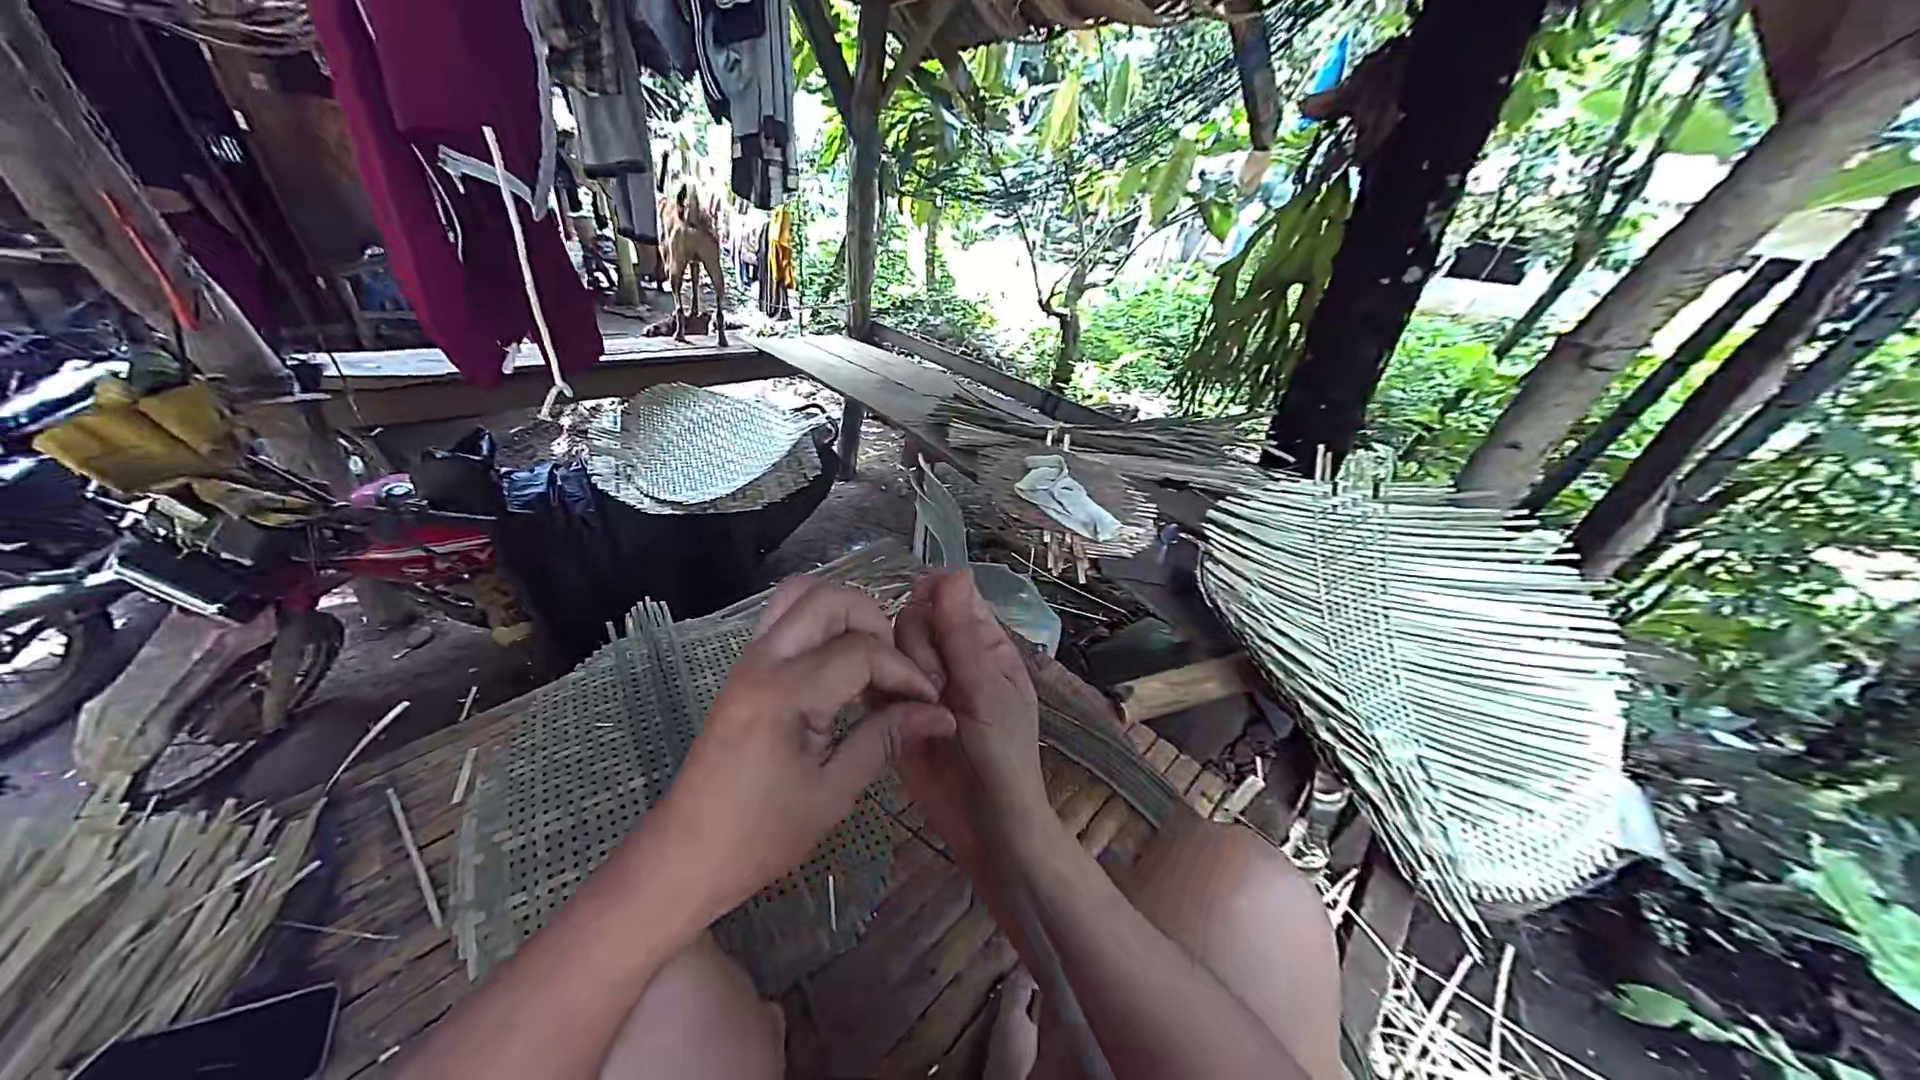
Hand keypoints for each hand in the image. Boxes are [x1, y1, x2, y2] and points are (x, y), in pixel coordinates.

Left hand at [651, 578, 953, 922]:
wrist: (687, 854)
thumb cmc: (760, 834)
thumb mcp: (833, 791)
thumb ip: (886, 738)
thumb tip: (939, 714)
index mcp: (785, 693)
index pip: (862, 652)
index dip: (904, 672)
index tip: (929, 700)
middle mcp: (763, 660)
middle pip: (830, 599)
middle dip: (876, 623)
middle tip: (895, 669)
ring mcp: (748, 658)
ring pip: (802, 594)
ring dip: (845, 612)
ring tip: (870, 657)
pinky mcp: (744, 667)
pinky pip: (786, 616)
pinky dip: (821, 621)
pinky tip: (841, 664)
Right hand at [893, 570, 1048, 854]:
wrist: (983, 824)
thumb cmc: (1002, 755)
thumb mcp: (987, 691)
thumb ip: (963, 633)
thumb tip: (954, 572)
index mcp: (983, 645)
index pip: (952, 598)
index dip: (935, 598)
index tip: (924, 610)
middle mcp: (949, 657)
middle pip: (914, 620)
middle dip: (920, 648)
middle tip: (937, 687)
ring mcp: (920, 683)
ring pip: (890, 649)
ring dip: (900, 671)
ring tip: (920, 705)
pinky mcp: (895, 710)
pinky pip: (874, 682)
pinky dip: (876, 690)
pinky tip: (888, 709)